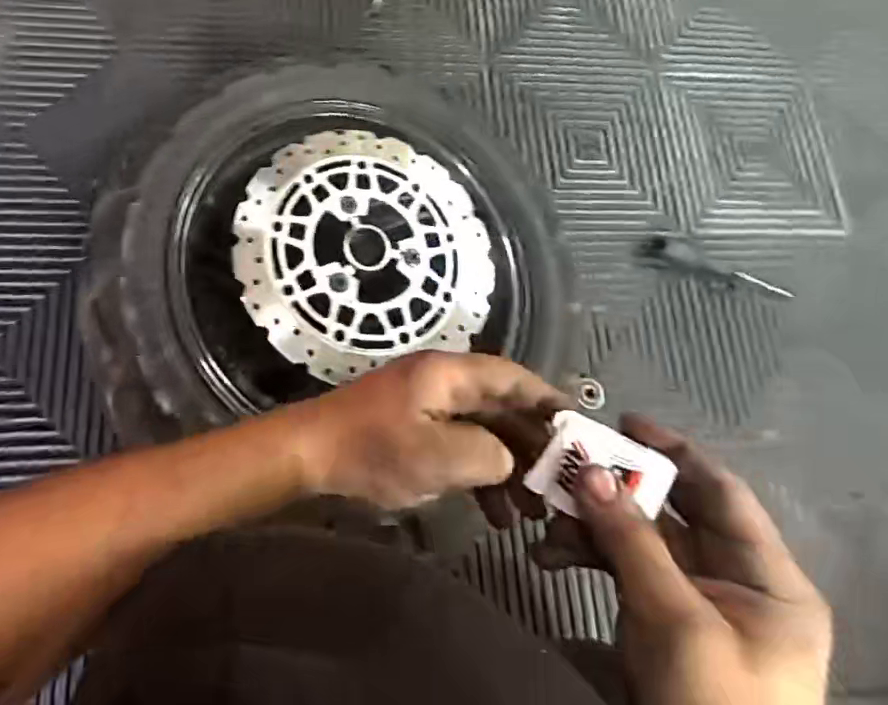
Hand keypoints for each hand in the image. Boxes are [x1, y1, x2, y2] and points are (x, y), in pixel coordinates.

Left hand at [285, 352, 566, 510]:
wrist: (309, 454)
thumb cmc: (375, 450)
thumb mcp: (439, 457)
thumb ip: (487, 453)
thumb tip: (506, 457)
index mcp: (449, 374)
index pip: (511, 376)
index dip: (546, 396)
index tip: (577, 423)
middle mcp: (441, 381)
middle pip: (499, 406)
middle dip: (530, 444)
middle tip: (559, 482)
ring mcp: (425, 404)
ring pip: (481, 429)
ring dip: (506, 466)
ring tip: (529, 511)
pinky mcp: (412, 427)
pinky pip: (457, 444)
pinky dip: (477, 473)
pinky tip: (493, 512)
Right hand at [566, 416, 831, 704]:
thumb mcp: (676, 623)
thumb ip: (633, 541)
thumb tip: (590, 469)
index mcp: (770, 581)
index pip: (722, 494)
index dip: (674, 452)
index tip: (623, 421)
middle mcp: (737, 582)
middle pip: (673, 513)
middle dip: (618, 488)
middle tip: (568, 464)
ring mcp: (696, 602)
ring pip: (641, 539)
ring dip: (593, 525)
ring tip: (548, 519)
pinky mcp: (661, 621)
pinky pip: (624, 570)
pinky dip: (588, 557)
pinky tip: (549, 556)